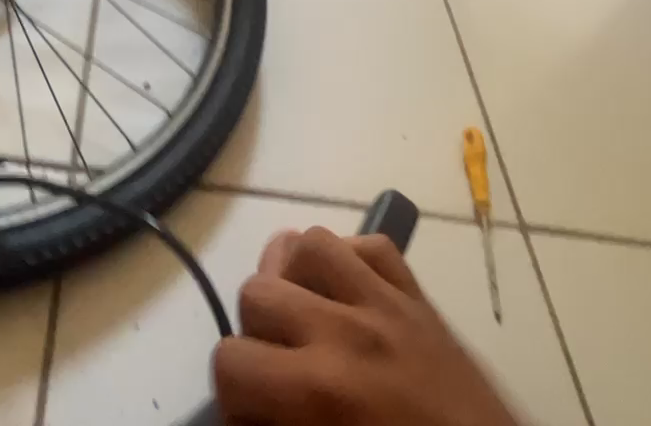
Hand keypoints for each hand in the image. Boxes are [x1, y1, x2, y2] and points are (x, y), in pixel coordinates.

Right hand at [213, 227, 520, 425]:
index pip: (231, 360)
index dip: (232, 392)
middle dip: (256, 331)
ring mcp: (388, 301)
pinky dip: (350, 260)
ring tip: (306, 315)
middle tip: (278, 368)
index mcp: (321, 387)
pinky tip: (349, 295)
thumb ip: (276, 420)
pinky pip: (371, 245)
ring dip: (296, 277)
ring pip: (310, 243)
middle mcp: (348, 329)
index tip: (253, 412)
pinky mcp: (419, 295)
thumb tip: (244, 406)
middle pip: (257, 290)